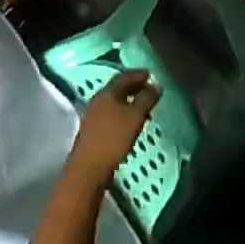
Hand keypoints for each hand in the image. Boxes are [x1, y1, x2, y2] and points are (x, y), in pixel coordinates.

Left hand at [65, 70, 159, 185]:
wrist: (89, 168)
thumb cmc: (113, 139)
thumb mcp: (135, 117)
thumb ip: (146, 99)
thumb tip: (155, 84)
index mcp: (107, 93)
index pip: (123, 77)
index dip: (138, 74)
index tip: (150, 74)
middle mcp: (97, 100)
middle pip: (117, 88)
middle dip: (133, 86)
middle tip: (148, 87)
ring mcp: (92, 116)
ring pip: (113, 102)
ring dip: (127, 100)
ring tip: (141, 104)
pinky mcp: (92, 131)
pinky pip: (109, 114)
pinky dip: (121, 112)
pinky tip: (128, 121)